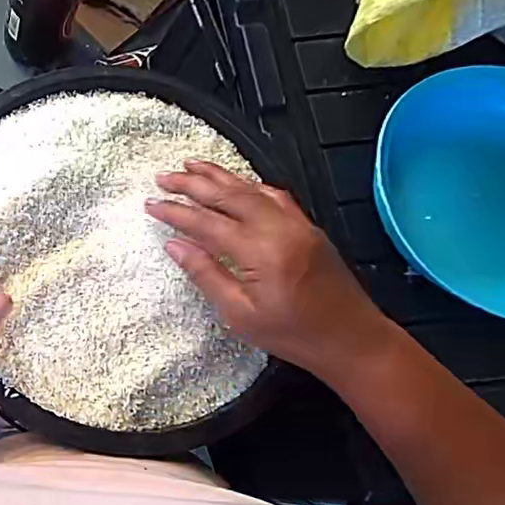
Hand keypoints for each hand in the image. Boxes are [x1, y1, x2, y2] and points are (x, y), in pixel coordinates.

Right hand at [144, 161, 393, 379]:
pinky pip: (275, 196)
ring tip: (193, 166)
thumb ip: (206, 274)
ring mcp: (297, 224)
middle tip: (164, 176)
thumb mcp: (241, 315)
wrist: (352, 339)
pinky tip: (239, 184)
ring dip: (220, 176)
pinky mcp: (308, 228)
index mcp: (259, 252)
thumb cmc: (296, 336)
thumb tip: (175, 246)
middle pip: (227, 195)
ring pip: (251, 189)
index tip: (152, 205)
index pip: (206, 222)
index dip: (175, 212)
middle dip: (192, 183)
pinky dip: (251, 185)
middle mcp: (279, 228)